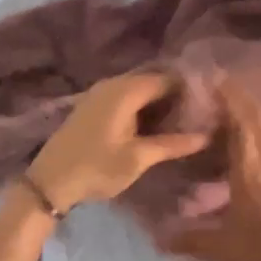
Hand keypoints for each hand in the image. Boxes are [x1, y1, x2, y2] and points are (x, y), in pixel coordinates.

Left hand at [25, 73, 208, 211]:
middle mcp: (113, 83)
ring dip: (160, 104)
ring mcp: (100, 93)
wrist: (49, 181)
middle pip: (154, 80)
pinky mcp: (94, 107)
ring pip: (140, 90)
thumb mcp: (138, 158)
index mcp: (126, 90)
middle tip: (201, 116)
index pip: (169, 78)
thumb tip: (206, 135)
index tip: (210, 106)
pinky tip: (155, 127)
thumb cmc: (96, 168)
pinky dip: (143, 108)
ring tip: (183, 123)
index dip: (191, 90)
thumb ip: (172, 144)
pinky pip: (127, 98)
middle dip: (177, 96)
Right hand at [160, 79, 260, 260]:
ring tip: (238, 100)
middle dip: (237, 94)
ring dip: (257, 104)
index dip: (226, 95)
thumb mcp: (223, 247)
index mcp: (251, 164)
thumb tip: (156, 239)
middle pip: (257, 112)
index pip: (240, 117)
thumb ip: (189, 239)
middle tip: (216, 86)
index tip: (208, 78)